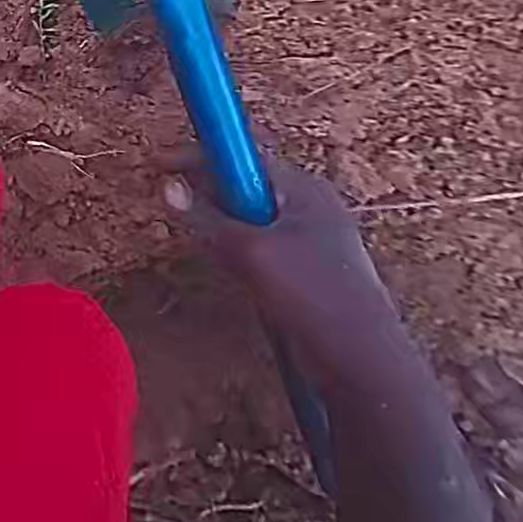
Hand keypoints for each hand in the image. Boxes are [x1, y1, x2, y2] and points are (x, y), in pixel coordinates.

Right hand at [167, 153, 400, 361]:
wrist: (363, 366)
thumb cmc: (311, 294)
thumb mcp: (248, 250)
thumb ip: (205, 216)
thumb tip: (166, 186)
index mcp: (303, 189)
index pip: (242, 155)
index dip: (199, 155)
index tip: (159, 164)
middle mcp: (307, 205)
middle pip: (243, 184)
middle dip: (207, 191)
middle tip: (176, 202)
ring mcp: (307, 237)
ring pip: (246, 215)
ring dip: (218, 222)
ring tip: (203, 240)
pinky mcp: (303, 267)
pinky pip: (256, 242)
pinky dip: (233, 246)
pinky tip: (226, 265)